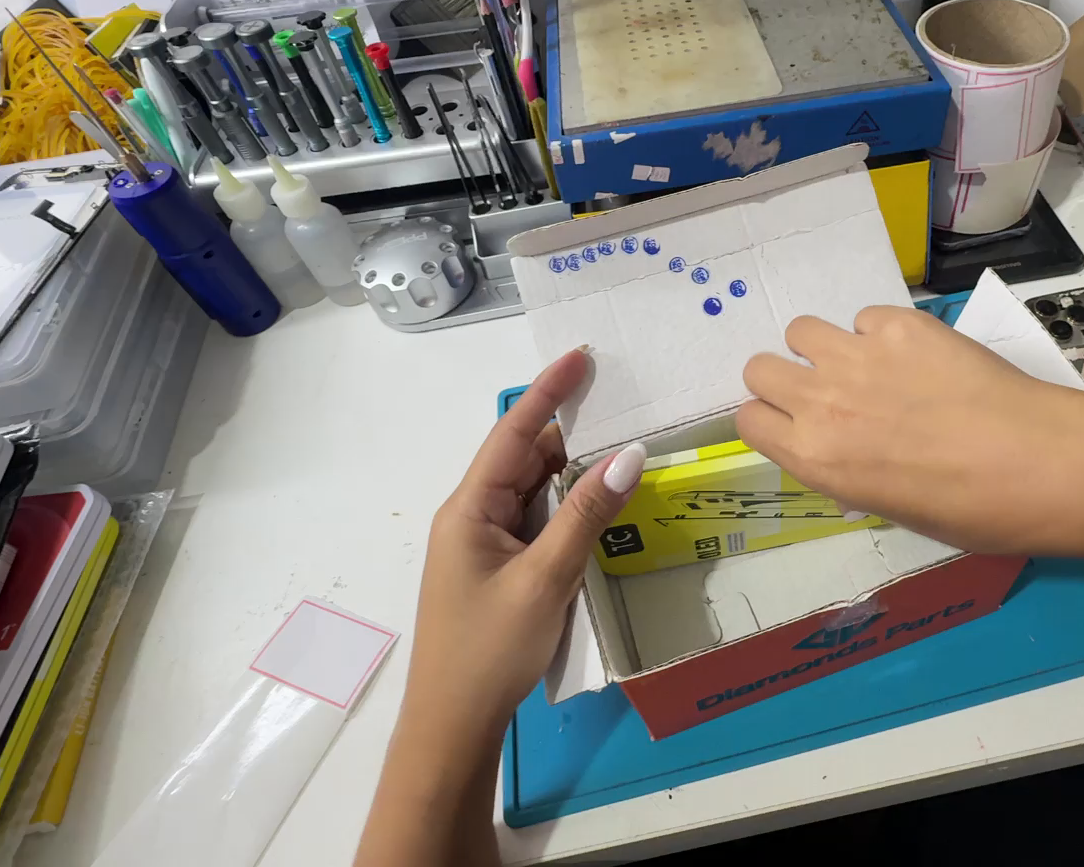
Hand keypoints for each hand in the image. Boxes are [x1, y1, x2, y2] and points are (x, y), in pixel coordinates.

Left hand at [402, 347, 646, 741]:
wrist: (453, 728)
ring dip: (573, 467)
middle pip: (525, 455)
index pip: (514, 433)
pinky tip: (600, 497)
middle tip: (620, 402)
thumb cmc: (488, 651)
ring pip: (535, 486)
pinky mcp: (502, 562)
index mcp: (471, 508)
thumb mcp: (545, 579)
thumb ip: (587, 514)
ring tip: (621, 442)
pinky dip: (569, 502)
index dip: (547, 391)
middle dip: (569, 427)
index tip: (580, 356)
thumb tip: (630, 454)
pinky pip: (538, 516)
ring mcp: (488, 540)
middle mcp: (475, 514)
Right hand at [737, 306, 1083, 553]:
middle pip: (758, 368)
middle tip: (828, 391)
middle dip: (785, 378)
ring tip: (863, 363)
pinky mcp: (898, 324)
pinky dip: (879, 333)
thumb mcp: (888, 508)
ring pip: (800, 330)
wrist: (1039, 463)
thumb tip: (842, 450)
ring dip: (823, 347)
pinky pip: (864, 317)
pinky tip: (915, 354)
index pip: (748, 419)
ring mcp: (856, 355)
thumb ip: (845, 471)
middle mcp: (820, 401)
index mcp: (813, 456)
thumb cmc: (969, 510)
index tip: (796, 422)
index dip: (771, 419)